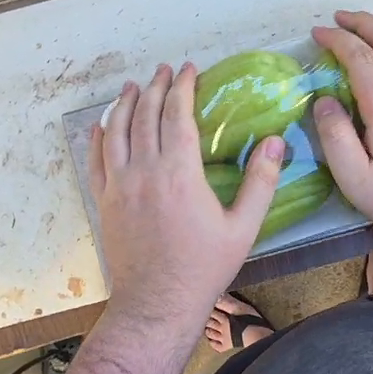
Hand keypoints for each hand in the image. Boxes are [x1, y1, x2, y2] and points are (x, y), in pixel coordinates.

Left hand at [90, 63, 284, 336]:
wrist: (156, 304)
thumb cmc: (203, 268)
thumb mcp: (243, 228)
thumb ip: (260, 183)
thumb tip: (275, 144)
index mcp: (179, 173)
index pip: (178, 115)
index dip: (183, 87)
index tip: (189, 69)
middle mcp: (144, 171)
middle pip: (145, 116)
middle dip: (155, 88)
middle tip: (164, 70)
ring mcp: (118, 186)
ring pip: (116, 131)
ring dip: (125, 104)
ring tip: (134, 86)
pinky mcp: (104, 202)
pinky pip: (96, 160)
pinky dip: (99, 137)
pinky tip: (102, 125)